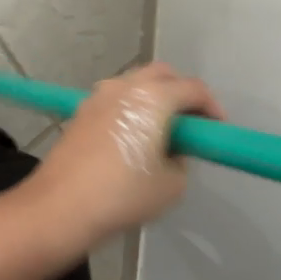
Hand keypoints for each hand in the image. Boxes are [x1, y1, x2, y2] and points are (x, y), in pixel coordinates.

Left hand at [22, 63, 225, 246]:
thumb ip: (182, 159)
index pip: (193, 88)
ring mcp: (100, 93)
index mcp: (153, 96)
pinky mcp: (82, 109)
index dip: (212, 107)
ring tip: (162, 131)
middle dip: (182, 93)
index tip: (219, 129)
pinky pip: (117, 98)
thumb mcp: (172, 184)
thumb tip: (172, 149)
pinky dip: (132, 107)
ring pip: (136, 83)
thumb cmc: (123, 194)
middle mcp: (126, 85)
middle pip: (163, 75)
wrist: (61, 204)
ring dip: (155, 97)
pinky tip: (133, 136)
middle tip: (192, 125)